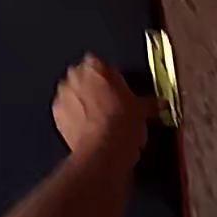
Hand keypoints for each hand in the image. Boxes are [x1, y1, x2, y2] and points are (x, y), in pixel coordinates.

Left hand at [53, 56, 150, 172]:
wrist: (103, 153)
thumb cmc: (123, 124)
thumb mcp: (141, 109)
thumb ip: (148, 101)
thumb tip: (161, 103)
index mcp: (94, 66)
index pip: (98, 63)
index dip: (108, 77)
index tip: (116, 90)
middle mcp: (75, 74)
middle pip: (83, 75)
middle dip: (92, 86)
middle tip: (107, 104)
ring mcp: (63, 94)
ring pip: (73, 92)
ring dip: (80, 101)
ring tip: (96, 120)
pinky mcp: (56, 114)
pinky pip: (65, 111)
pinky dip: (72, 116)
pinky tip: (85, 129)